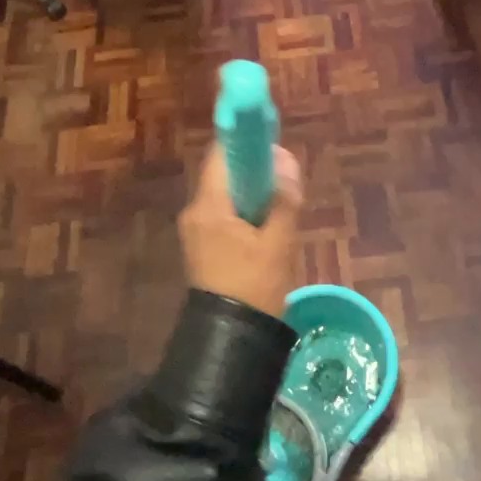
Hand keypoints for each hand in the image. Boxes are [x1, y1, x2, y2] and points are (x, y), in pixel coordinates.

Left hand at [177, 143, 303, 318]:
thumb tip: (285, 160)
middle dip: (254, 170)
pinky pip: (223, 214)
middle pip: (224, 174)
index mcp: (208, 207)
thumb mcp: (277, 244)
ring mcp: (195, 230)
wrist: (231, 341)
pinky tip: (267, 226)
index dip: (245, 141)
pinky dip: (244, 212)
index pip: (222, 155)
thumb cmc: (254, 289)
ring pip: (225, 195)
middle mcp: (195, 212)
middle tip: (285, 179)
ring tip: (281, 205)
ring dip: (252, 193)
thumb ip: (282, 199)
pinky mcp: (202, 246)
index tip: (270, 139)